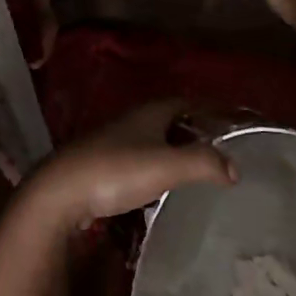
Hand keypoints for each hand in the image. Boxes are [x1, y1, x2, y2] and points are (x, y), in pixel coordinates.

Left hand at [26, 100, 236, 227]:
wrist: (59, 193)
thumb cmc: (117, 171)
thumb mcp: (167, 166)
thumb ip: (203, 163)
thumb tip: (236, 168)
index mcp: (152, 111)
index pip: (188, 102)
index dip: (210, 110)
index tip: (231, 124)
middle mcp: (134, 119)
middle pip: (172, 119)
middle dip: (194, 130)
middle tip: (219, 149)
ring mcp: (115, 141)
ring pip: (154, 139)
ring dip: (174, 150)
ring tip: (196, 170)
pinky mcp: (101, 164)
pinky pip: (139, 159)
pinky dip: (156, 167)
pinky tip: (162, 188)